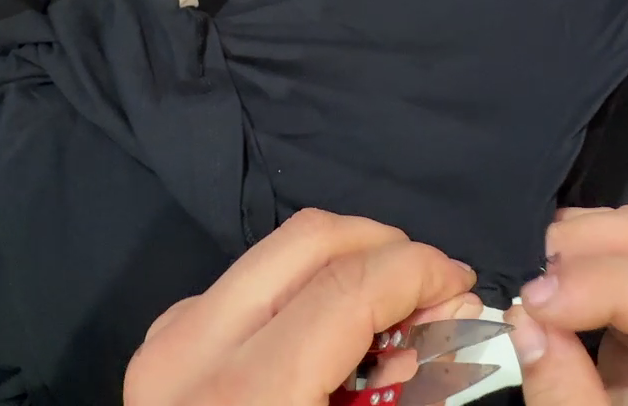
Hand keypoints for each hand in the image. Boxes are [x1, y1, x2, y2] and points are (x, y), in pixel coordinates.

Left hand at [126, 208, 482, 405]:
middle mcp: (194, 347)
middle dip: (385, 247)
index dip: (420, 271)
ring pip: (279, 247)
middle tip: (428, 288)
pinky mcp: (166, 338)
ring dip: (347, 260)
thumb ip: (412, 387)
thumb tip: (455, 309)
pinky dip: (304, 285)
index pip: (349, 286)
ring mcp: (172, 337)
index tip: (461, 284)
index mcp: (246, 396)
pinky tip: (330, 331)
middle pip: (311, 237)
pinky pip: (250, 279)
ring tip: (387, 306)